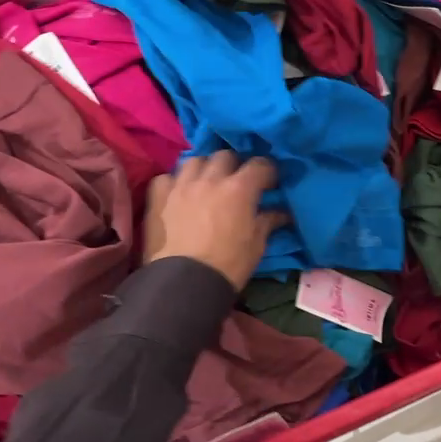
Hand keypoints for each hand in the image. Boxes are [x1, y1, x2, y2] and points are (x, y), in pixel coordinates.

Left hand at [140, 152, 286, 289]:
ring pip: (195, 160)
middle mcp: (210, 179)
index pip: (260, 164)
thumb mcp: (257, 244)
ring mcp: (181, 186)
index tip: (270, 183)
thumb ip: (268, 221)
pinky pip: (166, 177)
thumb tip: (282, 212)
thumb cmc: (228, 265)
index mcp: (240, 189)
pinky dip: (174, 181)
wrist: (184, 285)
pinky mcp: (158, 198)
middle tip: (237, 182)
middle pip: (225, 156)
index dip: (268, 171)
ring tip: (207, 182)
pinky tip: (179, 193)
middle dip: (234, 165)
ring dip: (204, 168)